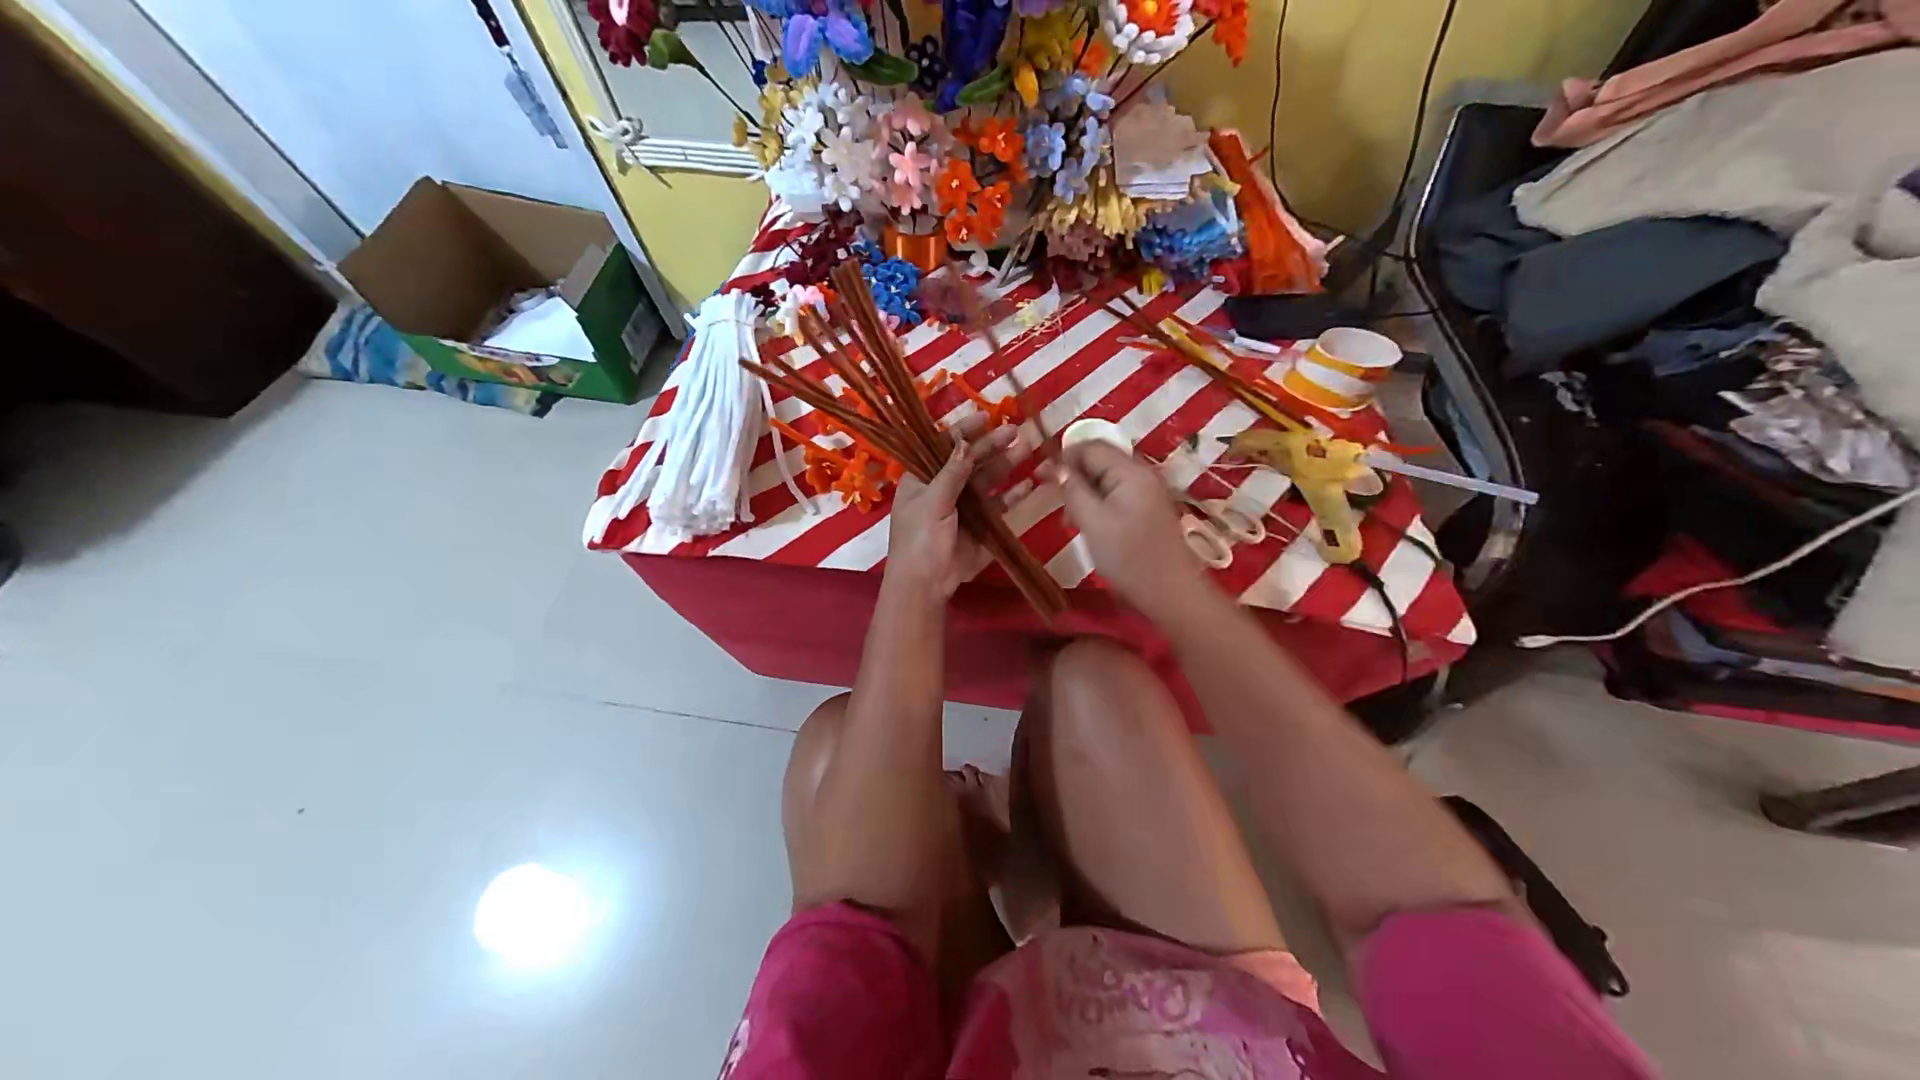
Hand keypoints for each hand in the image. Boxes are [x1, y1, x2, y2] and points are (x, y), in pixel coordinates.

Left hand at [885, 416, 1028, 602]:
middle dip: (993, 446)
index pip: (945, 447)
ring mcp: (964, 507)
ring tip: (1028, 450)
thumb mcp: (932, 500)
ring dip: (1007, 466)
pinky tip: (1030, 484)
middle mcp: (945, 488)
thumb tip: (964, 442)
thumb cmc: (919, 539)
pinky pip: (999, 506)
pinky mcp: (981, 527)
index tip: (986, 417)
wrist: (925, 584)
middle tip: (1017, 432)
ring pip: (988, 480)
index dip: (965, 431)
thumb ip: (952, 472)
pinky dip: (1014, 495)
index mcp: (923, 478)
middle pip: (971, 461)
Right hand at [1056, 442, 1209, 618]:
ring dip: (1084, 493)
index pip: (1091, 446)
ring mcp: (1149, 492)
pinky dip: (1098, 504)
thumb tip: (1057, 467)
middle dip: (1074, 476)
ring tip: (1070, 520)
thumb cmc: (1129, 558)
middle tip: (1054, 501)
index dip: (1063, 457)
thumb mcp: (1092, 522)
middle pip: (1100, 460)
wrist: (1170, 594)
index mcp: (1131, 472)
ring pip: (1106, 479)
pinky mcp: (1148, 510)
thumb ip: (1073, 489)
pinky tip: (1089, 526)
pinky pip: (1117, 495)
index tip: (1040, 477)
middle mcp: (1143, 474)